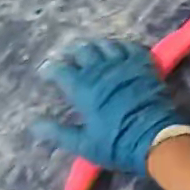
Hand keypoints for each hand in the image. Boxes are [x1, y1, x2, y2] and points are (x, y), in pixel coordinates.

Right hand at [32, 39, 189, 174]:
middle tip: (70, 58)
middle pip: (83, 51)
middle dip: (73, 53)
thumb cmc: (116, 143)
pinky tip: (119, 50)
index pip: (60, 70)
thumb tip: (34, 124)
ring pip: (106, 44)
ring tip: (92, 51)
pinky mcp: (144, 66)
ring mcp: (124, 65)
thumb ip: (58, 133)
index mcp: (83, 88)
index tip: (47, 73)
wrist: (155, 138)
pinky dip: (122, 46)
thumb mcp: (83, 144)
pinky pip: (131, 47)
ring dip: (96, 46)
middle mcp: (101, 70)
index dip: (51, 69)